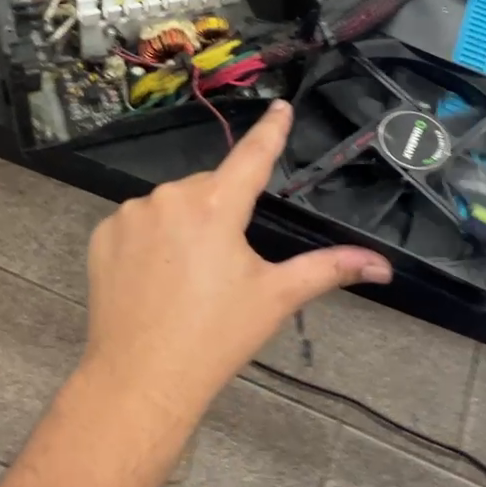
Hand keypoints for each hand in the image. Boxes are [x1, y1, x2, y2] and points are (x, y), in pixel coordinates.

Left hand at [82, 100, 391, 414]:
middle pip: (209, 188)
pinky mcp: (103, 235)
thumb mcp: (277, 298)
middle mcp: (170, 197)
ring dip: (185, 224)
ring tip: (187, 277)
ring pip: (172, 204)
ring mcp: (131, 214)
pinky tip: (153, 277)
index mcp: (216, 206)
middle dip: (221, 211)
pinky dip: (150, 239)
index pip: (252, 156)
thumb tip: (383, 265)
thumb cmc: (216, 338)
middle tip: (226, 262)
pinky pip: (137, 223)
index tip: (281, 106)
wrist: (139, 381)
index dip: (271, 130)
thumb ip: (329, 269)